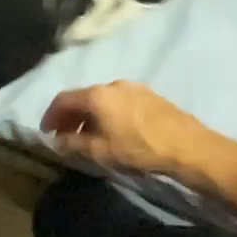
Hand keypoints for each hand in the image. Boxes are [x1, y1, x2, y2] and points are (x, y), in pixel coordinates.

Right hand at [40, 81, 236, 184]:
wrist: (189, 148)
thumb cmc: (139, 149)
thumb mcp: (100, 151)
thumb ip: (73, 144)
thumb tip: (57, 141)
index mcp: (97, 95)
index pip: (63, 99)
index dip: (50, 116)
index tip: (47, 133)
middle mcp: (113, 84)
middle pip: (83, 97)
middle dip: (70, 116)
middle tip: (66, 135)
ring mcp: (134, 88)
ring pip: (102, 99)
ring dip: (90, 115)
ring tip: (90, 135)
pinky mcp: (151, 95)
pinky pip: (119, 101)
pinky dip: (108, 113)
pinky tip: (114, 130)